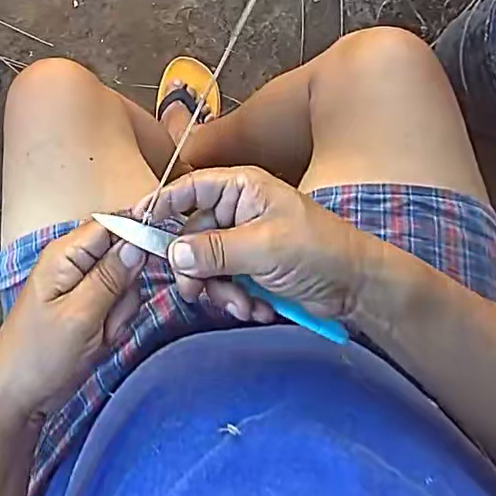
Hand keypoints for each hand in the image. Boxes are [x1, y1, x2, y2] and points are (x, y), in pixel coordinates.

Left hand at [0, 221, 144, 421]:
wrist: (15, 400)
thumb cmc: (38, 357)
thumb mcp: (80, 316)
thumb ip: (110, 277)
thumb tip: (137, 241)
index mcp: (65, 253)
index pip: (111, 224)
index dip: (136, 235)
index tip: (155, 258)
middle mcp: (74, 262)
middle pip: (122, 256)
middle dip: (125, 289)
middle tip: (108, 317)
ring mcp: (81, 286)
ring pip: (124, 284)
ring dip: (119, 313)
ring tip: (97, 335)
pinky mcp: (87, 307)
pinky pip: (116, 306)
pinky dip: (114, 326)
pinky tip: (97, 342)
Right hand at [138, 166, 384, 323]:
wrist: (359, 288)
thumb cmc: (317, 251)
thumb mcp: (264, 247)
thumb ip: (215, 249)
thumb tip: (173, 253)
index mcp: (241, 188)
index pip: (190, 187)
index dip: (162, 202)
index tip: (137, 222)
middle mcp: (237, 209)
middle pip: (192, 233)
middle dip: (197, 268)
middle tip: (197, 292)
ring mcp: (243, 240)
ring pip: (205, 264)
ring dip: (220, 290)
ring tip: (245, 305)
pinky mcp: (250, 268)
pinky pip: (224, 282)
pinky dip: (235, 299)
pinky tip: (258, 308)